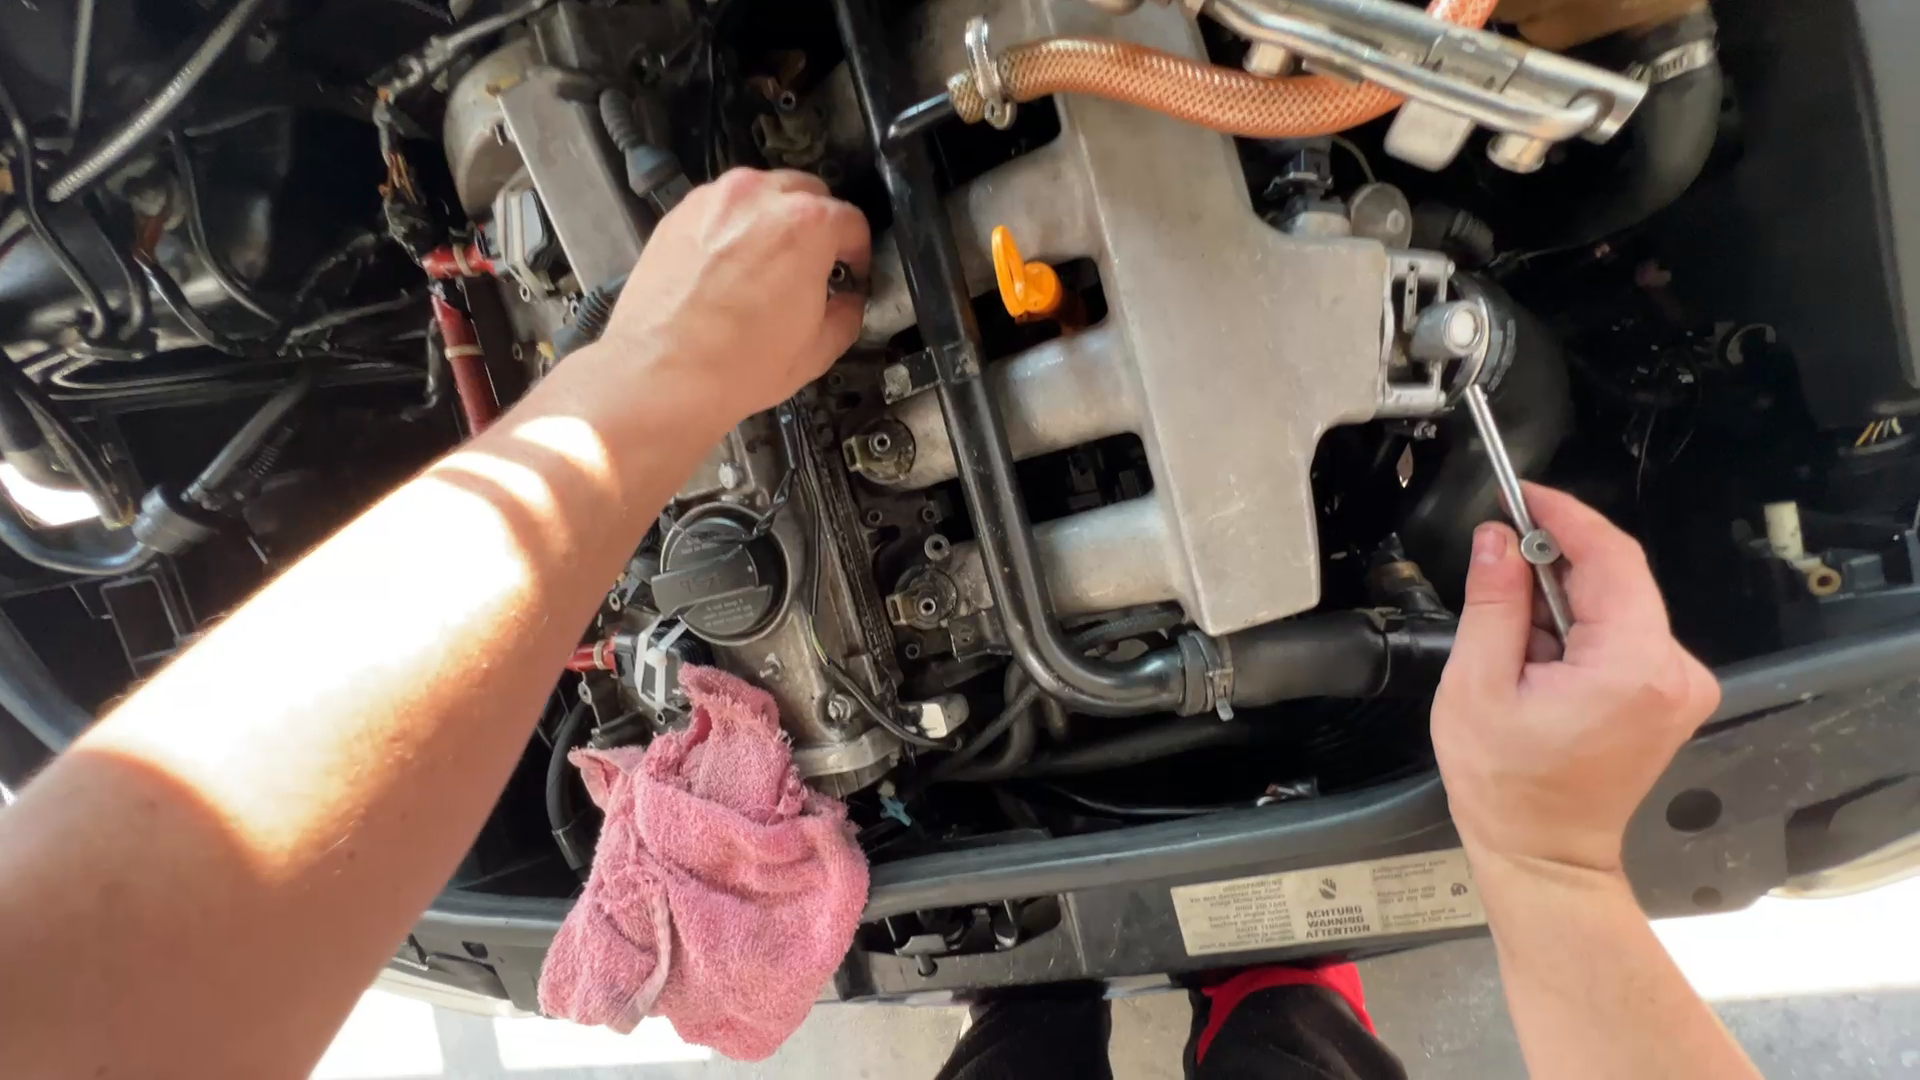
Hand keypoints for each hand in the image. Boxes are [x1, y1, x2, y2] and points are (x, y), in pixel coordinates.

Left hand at [566, 168, 870, 427]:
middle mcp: (759, 199)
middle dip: (820, 228)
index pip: (852, 220)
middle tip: (816, 267)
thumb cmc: (735, 364)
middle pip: (808, 193)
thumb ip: (847, 314)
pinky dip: (737, 229)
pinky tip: (734, 271)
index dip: (858, 253)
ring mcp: (715, 201)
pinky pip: (724, 209)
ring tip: (772, 269)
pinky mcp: (680, 214)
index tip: (852, 272)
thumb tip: (847, 304)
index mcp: (807, 226)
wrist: (664, 376)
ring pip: (763, 195)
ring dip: (777, 223)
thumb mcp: (818, 350)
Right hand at [1431, 484, 1719, 878]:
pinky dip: (1569, 625)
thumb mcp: (1475, 682)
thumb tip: (1495, 540)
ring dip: (1552, 601)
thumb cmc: (1502, 776)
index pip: (1611, 560)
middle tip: (1488, 566)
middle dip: (1548, 563)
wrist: (1542, 844)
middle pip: (1614, 579)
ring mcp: (1676, 683)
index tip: (1519, 493)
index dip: (1564, 517)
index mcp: (1631, 666)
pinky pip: (1617, 631)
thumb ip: (1492, 603)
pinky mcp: (1663, 691)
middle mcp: (1673, 670)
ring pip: (1611, 603)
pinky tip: (1530, 656)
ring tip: (1503, 644)